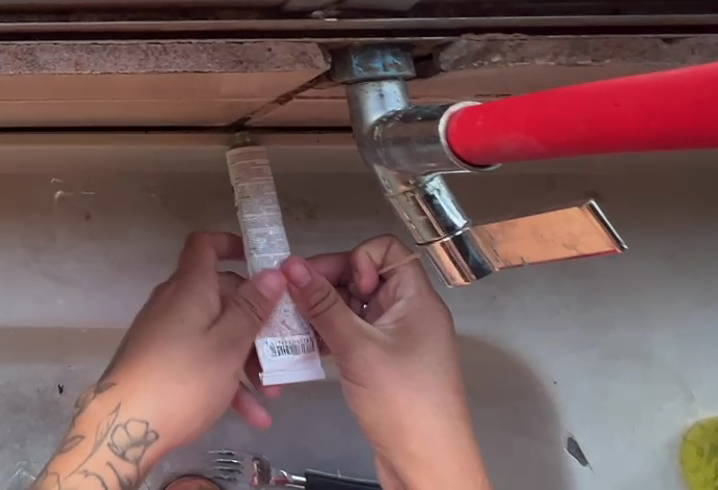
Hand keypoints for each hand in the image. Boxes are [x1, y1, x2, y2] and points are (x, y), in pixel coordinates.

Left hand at [33, 232, 285, 489]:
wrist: (126, 424)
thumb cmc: (182, 378)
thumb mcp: (227, 345)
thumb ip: (251, 309)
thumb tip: (272, 271)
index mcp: (189, 286)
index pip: (205, 245)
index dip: (231, 244)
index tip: (261, 262)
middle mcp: (175, 300)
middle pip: (219, 292)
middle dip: (254, 317)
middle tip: (284, 346)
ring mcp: (166, 330)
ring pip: (214, 330)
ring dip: (245, 356)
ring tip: (273, 391)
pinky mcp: (162, 358)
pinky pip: (200, 356)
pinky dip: (226, 378)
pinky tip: (252, 415)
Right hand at [283, 236, 490, 489]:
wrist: (427, 471)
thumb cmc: (402, 403)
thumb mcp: (357, 348)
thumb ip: (322, 303)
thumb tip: (290, 264)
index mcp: (416, 300)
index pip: (386, 250)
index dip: (358, 259)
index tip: (339, 286)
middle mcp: (408, 312)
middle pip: (362, 275)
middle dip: (326, 283)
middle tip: (295, 298)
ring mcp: (395, 338)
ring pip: (352, 304)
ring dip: (322, 309)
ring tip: (292, 321)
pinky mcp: (382, 360)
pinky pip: (351, 330)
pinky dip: (328, 332)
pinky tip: (303, 343)